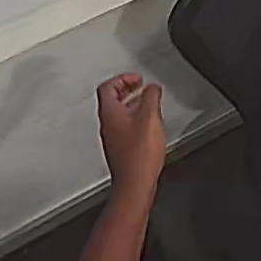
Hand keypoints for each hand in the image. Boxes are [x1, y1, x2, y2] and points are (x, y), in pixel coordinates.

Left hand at [97, 73, 164, 195]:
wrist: (135, 183)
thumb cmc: (139, 155)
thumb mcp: (150, 118)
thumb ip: (151, 98)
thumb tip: (152, 87)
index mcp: (110, 113)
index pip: (108, 87)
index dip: (122, 78)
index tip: (136, 77)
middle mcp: (108, 124)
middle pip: (111, 99)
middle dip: (126, 88)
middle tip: (139, 85)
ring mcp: (113, 136)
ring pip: (118, 112)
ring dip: (131, 102)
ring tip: (146, 100)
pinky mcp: (121, 147)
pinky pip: (124, 125)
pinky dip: (134, 116)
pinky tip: (147, 122)